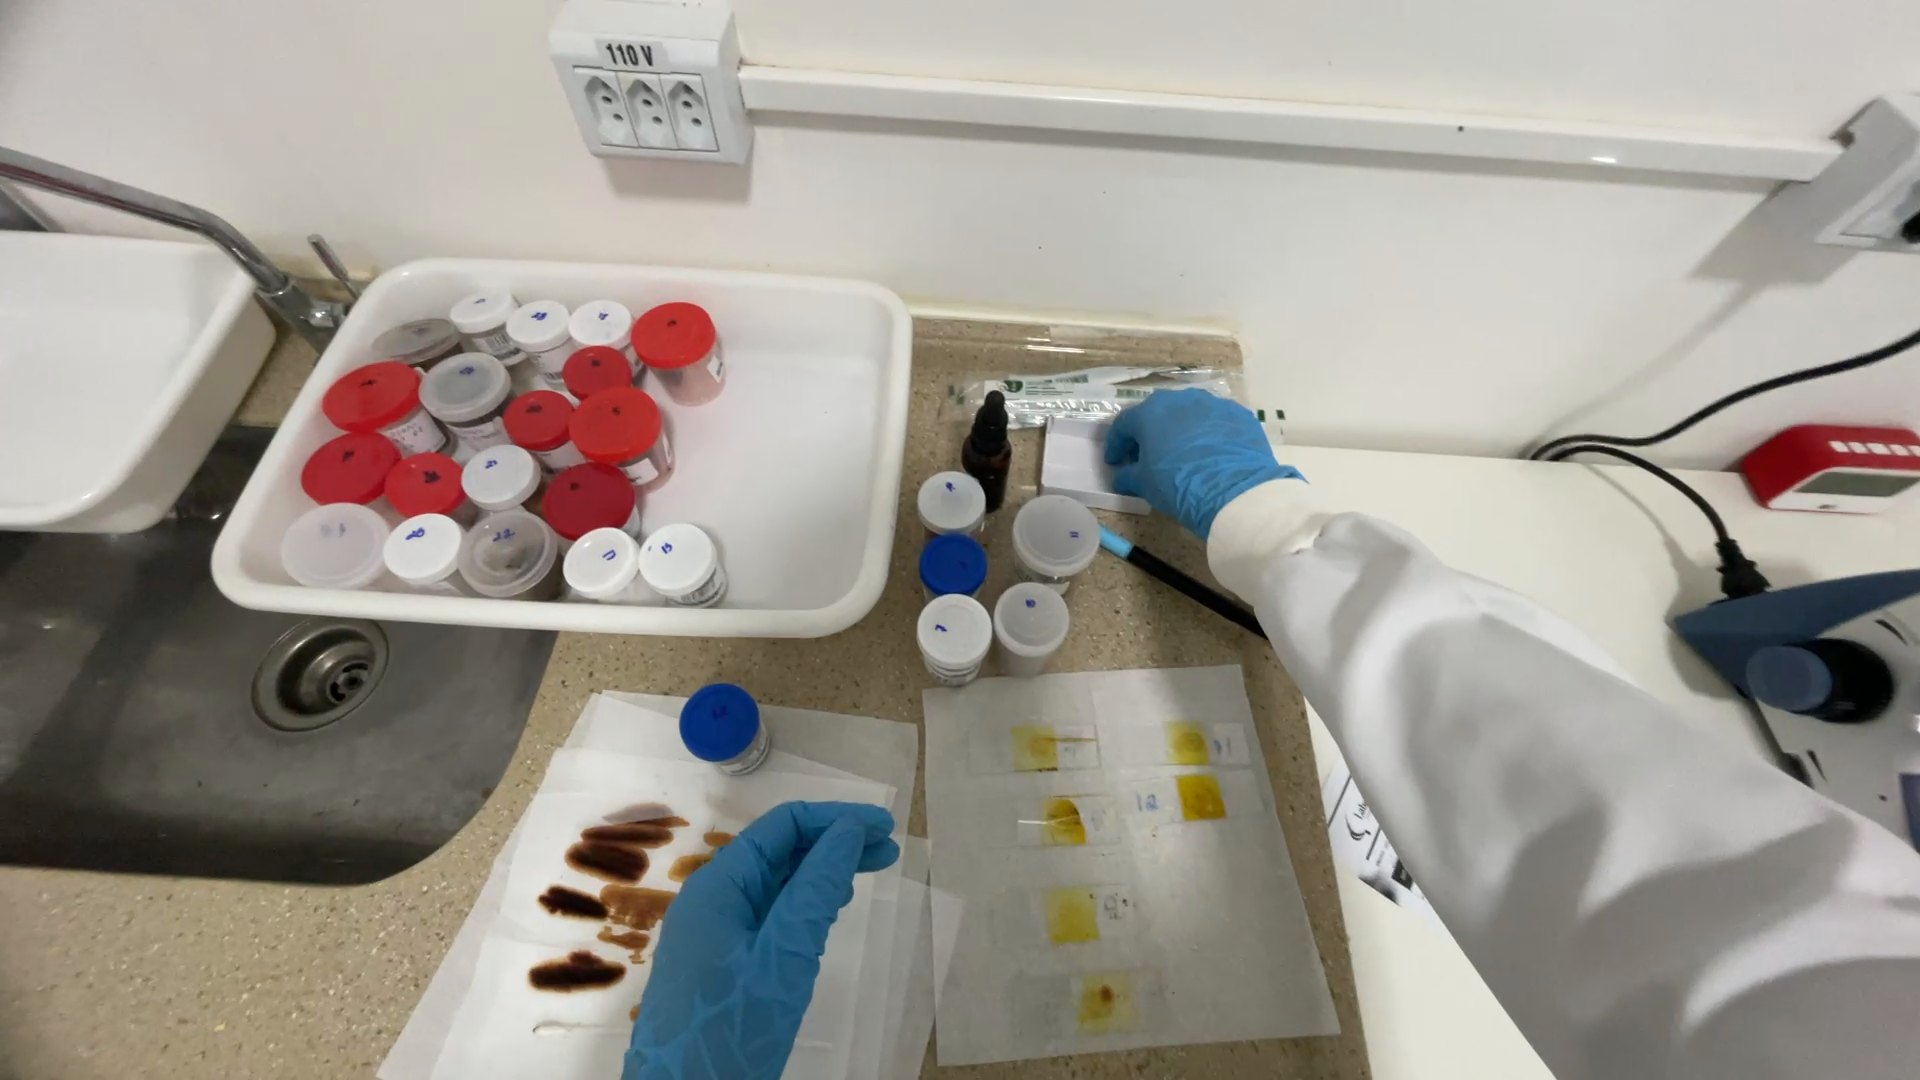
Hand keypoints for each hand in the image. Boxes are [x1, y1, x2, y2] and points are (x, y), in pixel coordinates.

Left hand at [623, 801, 898, 1079]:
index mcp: (720, 885)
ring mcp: (716, 933)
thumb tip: (848, 828)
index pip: (784, 825)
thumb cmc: (732, 1027)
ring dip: (825, 870)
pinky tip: (832, 907)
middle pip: (782, 850)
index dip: (836, 818)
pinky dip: (807, 902)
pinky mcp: (724, 963)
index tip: (883, 826)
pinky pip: (771, 914)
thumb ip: (817, 886)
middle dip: (836, 842)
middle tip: (889, 848)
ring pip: (778, 882)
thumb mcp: (785, 954)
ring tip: (871, 870)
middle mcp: (715, 898)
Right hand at [1104, 388, 1300, 538]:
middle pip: (1155, 414)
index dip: (1115, 445)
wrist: (1233, 490)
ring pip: (1186, 414)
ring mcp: (1212, 403)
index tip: (1114, 462)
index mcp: (1149, 413)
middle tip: (1145, 457)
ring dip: (1178, 431)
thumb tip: (1123, 476)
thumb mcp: (1143, 484)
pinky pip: (1214, 422)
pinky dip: (1206, 435)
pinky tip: (1208, 455)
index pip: (1123, 425)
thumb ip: (1128, 476)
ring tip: (1179, 454)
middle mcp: (1179, 399)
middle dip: (1147, 434)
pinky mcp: (1237, 414)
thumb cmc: (1176, 483)